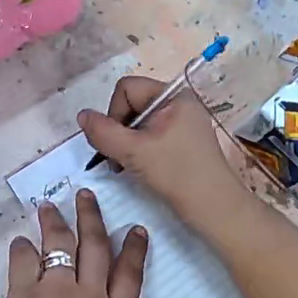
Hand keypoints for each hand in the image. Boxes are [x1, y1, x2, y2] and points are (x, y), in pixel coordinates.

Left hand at [0, 190, 190, 297]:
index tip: (136, 228)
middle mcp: (88, 297)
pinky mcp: (22, 296)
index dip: (133, 250)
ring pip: (58, 245)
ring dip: (54, 223)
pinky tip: (19, 241)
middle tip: (86, 193)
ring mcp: (55, 292)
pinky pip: (23, 263)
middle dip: (91, 218)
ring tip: (48, 204)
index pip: (129, 276)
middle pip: (93, 247)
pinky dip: (21, 249)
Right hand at [77, 76, 249, 218]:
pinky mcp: (185, 140)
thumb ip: (103, 132)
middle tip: (117, 158)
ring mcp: (184, 122)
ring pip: (140, 122)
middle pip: (132, 104)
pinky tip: (140, 168)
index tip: (115, 142)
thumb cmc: (176, 173)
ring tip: (127, 166)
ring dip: (127, 142)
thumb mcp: (133, 152)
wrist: (215, 209)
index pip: (127, 88)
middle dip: (119, 130)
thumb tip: (82, 115)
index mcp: (173, 95)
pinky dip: (140, 149)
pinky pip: (152, 134)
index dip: (113, 113)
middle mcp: (180, 102)